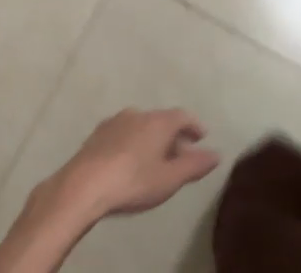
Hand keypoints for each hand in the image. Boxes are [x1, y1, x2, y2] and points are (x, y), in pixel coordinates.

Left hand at [44, 108, 221, 221]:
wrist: (84, 185)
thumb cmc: (133, 182)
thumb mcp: (169, 179)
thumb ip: (195, 165)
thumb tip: (216, 154)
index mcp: (157, 122)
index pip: (183, 116)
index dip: (194, 126)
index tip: (202, 137)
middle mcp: (137, 114)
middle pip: (162, 121)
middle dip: (174, 137)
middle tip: (182, 156)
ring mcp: (115, 121)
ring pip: (142, 126)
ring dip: (153, 140)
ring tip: (157, 161)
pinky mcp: (98, 133)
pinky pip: (124, 133)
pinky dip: (135, 143)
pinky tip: (131, 162)